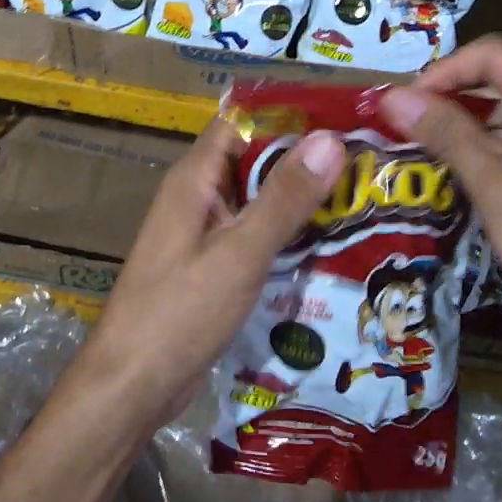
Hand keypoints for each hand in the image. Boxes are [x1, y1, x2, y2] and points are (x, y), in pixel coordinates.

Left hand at [72, 119, 344, 433]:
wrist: (132, 385)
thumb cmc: (180, 312)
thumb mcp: (240, 253)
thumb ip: (283, 198)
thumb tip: (329, 138)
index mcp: (195, 178)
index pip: (242, 122)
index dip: (289, 116)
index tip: (345, 119)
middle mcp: (197, 196)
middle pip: (254, 160)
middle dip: (304, 160)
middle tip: (370, 163)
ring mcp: (203, 233)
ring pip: (257, 200)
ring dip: (299, 200)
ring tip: (363, 199)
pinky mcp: (211, 267)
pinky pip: (253, 236)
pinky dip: (285, 236)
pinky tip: (329, 246)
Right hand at [379, 37, 501, 365]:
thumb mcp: (497, 184)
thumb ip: (444, 132)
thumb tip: (390, 94)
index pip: (495, 57)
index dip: (444, 70)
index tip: (401, 101)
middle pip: (496, 84)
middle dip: (445, 99)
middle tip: (395, 123)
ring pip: (497, 119)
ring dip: (454, 129)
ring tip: (405, 145)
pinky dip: (471, 156)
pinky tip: (437, 172)